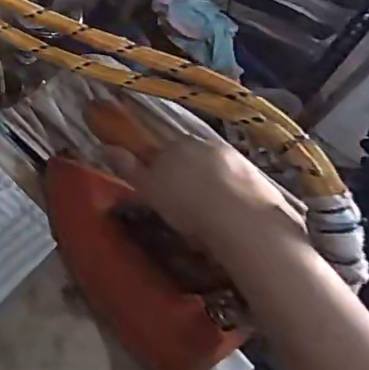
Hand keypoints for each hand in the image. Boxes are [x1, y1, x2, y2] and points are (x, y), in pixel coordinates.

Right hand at [105, 134, 303, 258]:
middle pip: (192, 157)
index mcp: (178, 144)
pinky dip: (234, 197)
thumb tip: (105, 147)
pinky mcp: (262, 181)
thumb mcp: (148, 189)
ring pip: (217, 171)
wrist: (247, 225)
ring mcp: (239, 161)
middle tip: (183, 205)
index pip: (163, 149)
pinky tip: (231, 219)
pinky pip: (241, 186)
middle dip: (187, 175)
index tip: (159, 189)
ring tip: (209, 215)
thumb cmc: (188, 205)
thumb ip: (128, 167)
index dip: (159, 168)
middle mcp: (209, 145)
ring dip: (212, 186)